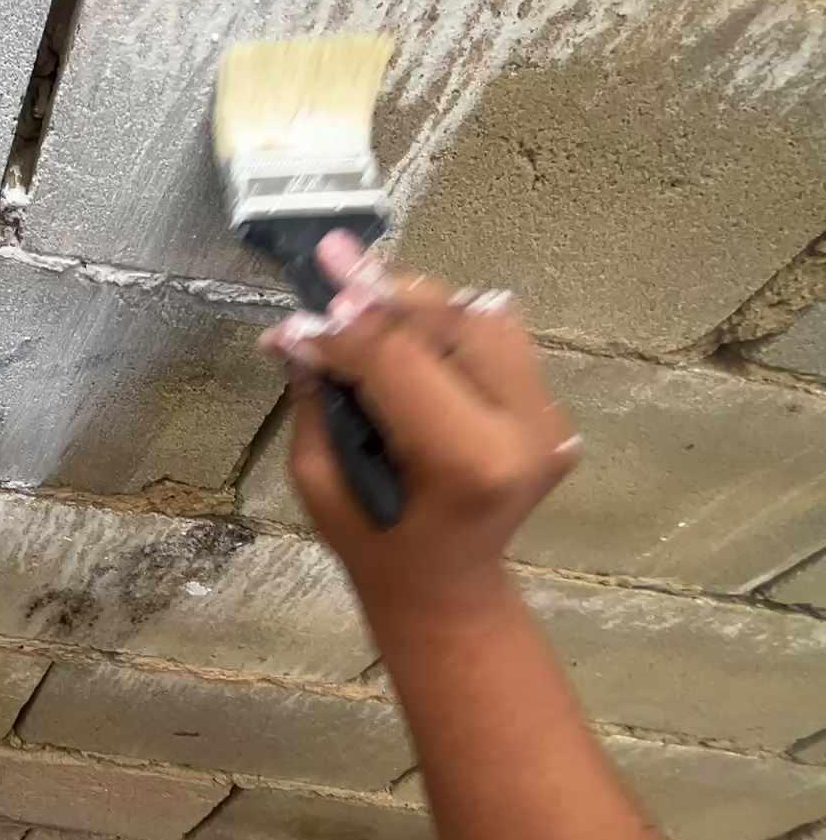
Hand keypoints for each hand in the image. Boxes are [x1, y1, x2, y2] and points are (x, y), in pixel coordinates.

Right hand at [259, 230, 579, 616]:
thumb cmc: (370, 543)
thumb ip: (318, 401)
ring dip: (413, 297)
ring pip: (483, 316)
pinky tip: (397, 313)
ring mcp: (548, 415)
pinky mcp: (546, 404)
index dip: (339, 330)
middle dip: (380, 290)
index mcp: (466, 460)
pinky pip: (495, 334)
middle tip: (327, 258)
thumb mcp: (318, 477)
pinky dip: (441, 315)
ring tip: (357, 286)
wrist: (445, 582)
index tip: (291, 320)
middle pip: (453, 324)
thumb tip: (294, 335)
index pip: (398, 361)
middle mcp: (526, 428)